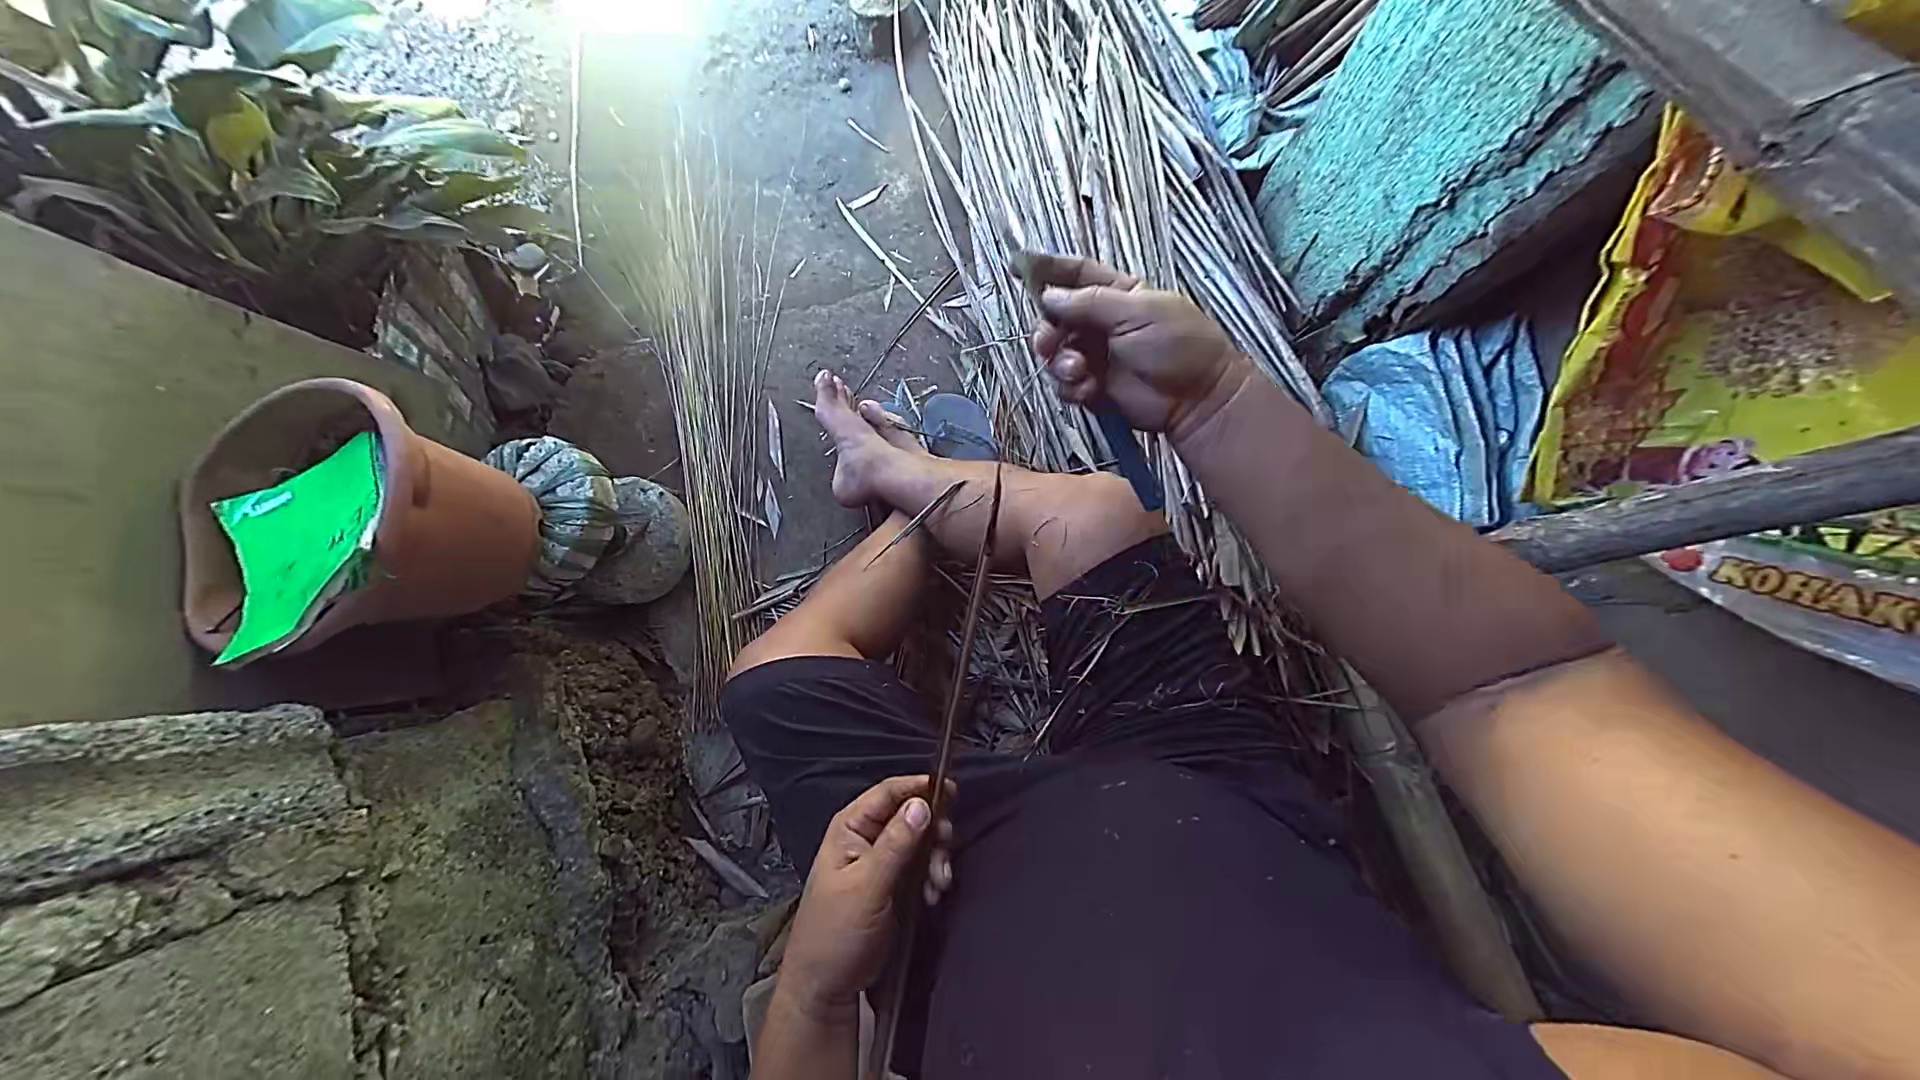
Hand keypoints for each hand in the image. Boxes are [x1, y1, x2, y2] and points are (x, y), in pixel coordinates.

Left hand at [778, 775, 955, 1020]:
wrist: (827, 990)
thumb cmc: (834, 935)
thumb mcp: (866, 887)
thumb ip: (895, 844)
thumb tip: (921, 805)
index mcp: (850, 828)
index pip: (889, 792)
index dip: (920, 788)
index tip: (951, 792)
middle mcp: (866, 838)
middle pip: (910, 815)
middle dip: (933, 831)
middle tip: (946, 847)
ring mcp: (880, 861)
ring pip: (920, 841)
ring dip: (935, 858)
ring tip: (938, 882)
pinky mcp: (893, 884)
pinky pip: (921, 866)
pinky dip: (932, 876)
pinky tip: (933, 894)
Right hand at [1025, 253, 1253, 439]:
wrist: (1196, 398)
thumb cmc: (1178, 345)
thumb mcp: (1138, 311)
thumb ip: (1090, 301)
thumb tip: (1049, 296)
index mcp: (1117, 294)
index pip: (1076, 274)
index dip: (1047, 269)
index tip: (1016, 267)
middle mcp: (1101, 324)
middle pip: (1055, 319)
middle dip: (1047, 331)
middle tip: (1049, 343)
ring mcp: (1096, 357)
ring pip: (1056, 355)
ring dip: (1060, 364)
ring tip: (1080, 372)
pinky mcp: (1093, 388)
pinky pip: (1065, 385)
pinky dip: (1071, 388)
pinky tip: (1090, 390)